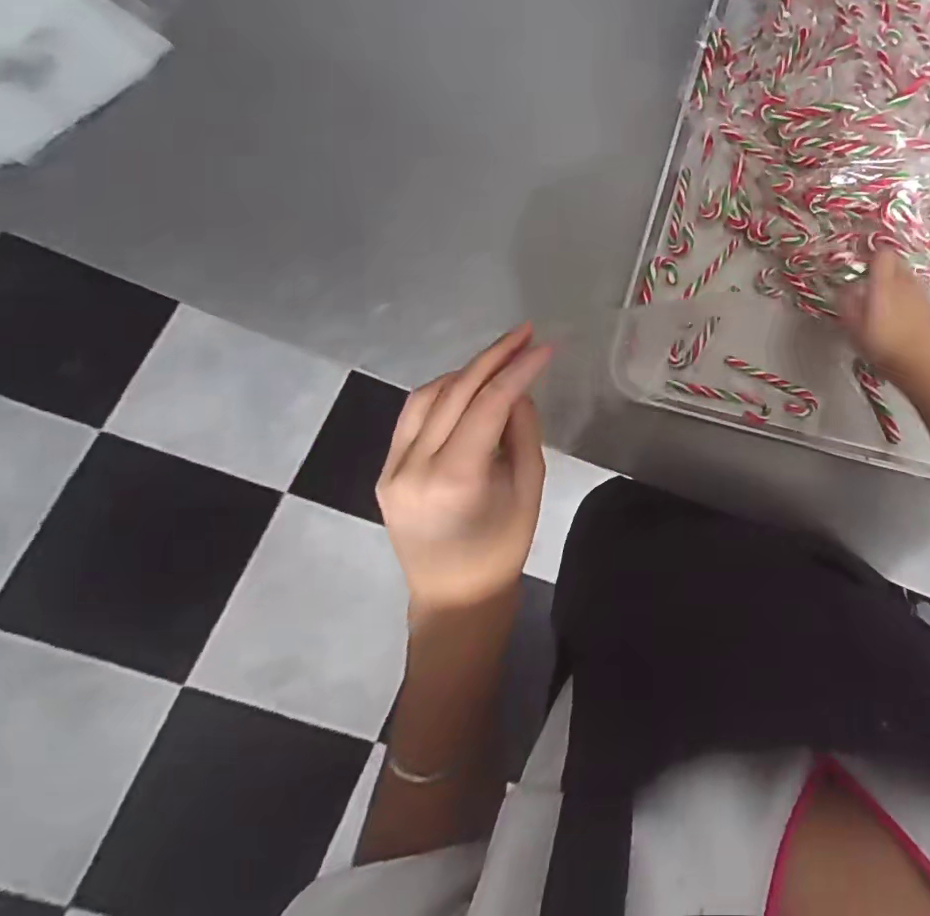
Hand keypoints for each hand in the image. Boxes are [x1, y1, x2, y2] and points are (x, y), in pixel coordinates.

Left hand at [377, 325, 553, 617]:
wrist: (454, 596)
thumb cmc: (502, 549)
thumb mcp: (528, 490)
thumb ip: (523, 434)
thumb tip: (517, 392)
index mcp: (456, 478)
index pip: (488, 405)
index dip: (517, 370)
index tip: (544, 347)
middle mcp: (414, 466)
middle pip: (454, 392)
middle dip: (492, 358)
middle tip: (524, 334)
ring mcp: (392, 468)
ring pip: (427, 398)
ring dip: (465, 373)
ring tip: (499, 359)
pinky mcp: (385, 470)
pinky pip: (412, 418)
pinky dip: (441, 394)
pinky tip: (466, 386)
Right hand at [837, 250, 929, 396]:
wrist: (929, 370)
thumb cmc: (886, 350)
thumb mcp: (855, 331)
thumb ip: (847, 305)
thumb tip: (844, 288)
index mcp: (885, 284)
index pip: (882, 253)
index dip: (870, 255)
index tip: (858, 265)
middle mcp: (906, 283)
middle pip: (896, 263)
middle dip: (881, 269)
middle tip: (867, 286)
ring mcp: (923, 295)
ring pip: (906, 279)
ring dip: (894, 285)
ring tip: (882, 305)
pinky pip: (915, 294)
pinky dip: (906, 300)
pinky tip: (899, 320)